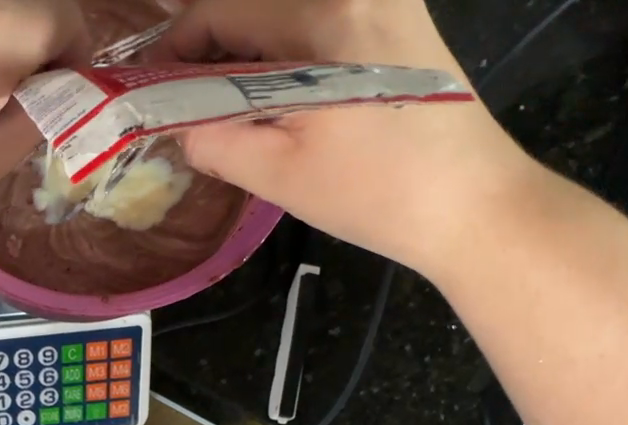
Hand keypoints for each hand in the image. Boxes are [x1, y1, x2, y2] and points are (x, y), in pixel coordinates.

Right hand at [158, 0, 548, 274]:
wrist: (468, 202)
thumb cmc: (372, 192)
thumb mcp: (277, 173)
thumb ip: (213, 139)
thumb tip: (177, 124)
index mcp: (322, 17)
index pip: (222, 7)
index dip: (177, 46)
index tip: (158, 90)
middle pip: (254, 2)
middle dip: (212, 47)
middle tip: (192, 104)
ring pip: (286, 12)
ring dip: (248, 50)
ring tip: (234, 105)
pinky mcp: (401, 15)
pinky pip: (321, 18)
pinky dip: (286, 48)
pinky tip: (282, 95)